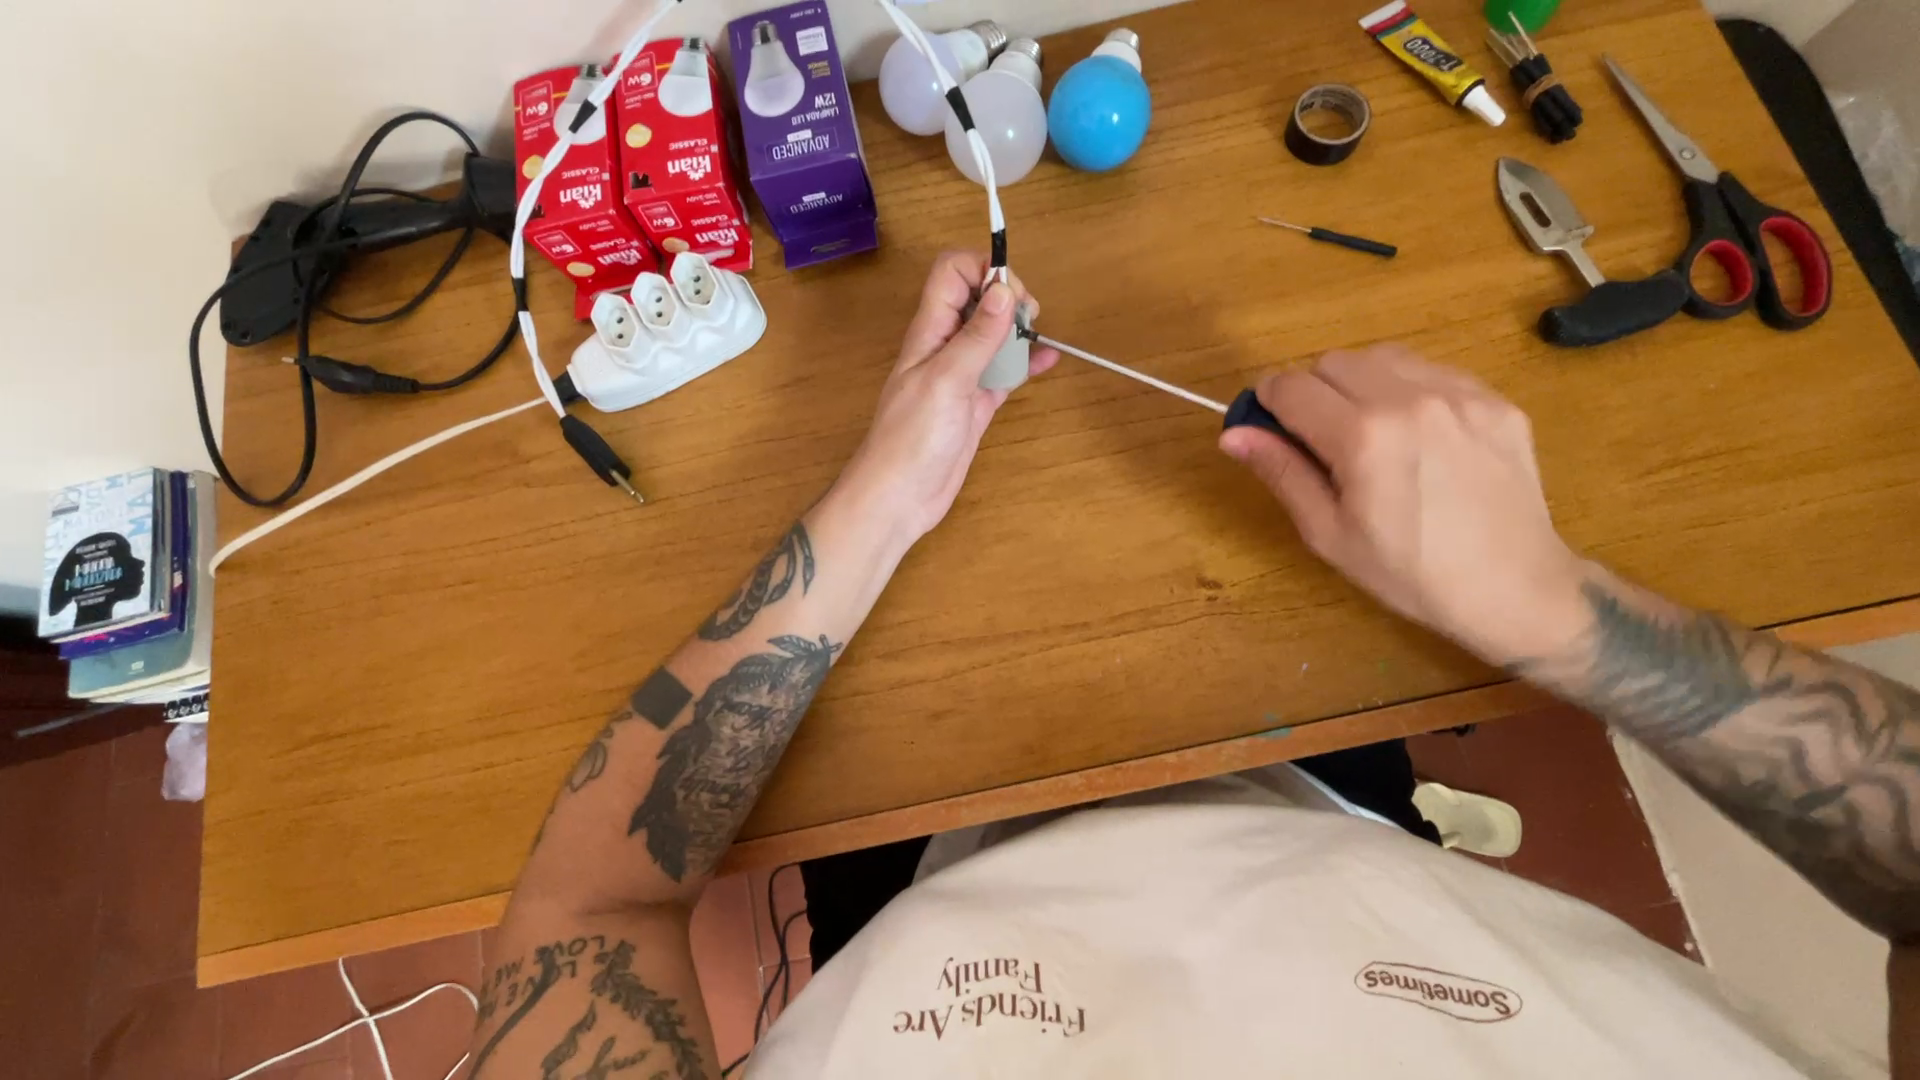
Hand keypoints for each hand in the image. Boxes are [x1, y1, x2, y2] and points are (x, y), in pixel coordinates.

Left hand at [836, 251, 1057, 544]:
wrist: (900, 497)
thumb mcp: (946, 380)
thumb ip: (976, 337)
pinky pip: (1002, 373)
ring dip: (1018, 327)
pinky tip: (1048, 360)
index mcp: (929, 332)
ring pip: (993, 335)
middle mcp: (944, 347)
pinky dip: (1024, 363)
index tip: (1011, 294)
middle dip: (1007, 295)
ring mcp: (961, 377)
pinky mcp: (974, 404)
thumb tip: (1003, 289)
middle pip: (976, 298)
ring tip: (1041, 334)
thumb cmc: (913, 439)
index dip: (983, 270)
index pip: (952, 273)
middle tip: (1030, 316)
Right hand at [1218, 345, 1587, 664]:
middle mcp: (1411, 399)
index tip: (1268, 428)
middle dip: (1312, 392)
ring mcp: (1460, 394)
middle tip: (1320, 440)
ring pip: (1381, 357)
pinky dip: (1405, 390)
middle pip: (1332, 362)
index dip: (1267, 403)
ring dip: (1358, 384)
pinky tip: (1414, 435)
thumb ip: (1281, 472)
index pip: (1290, 386)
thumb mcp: (1328, 532)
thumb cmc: (1407, 572)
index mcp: (1363, 436)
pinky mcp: (1494, 399)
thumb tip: (1232, 434)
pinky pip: (1430, 371)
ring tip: (1369, 433)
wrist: (1513, 587)